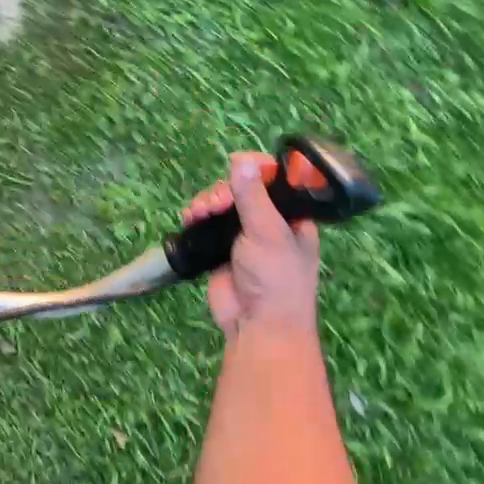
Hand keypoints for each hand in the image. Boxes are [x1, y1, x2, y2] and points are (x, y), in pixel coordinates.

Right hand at [181, 152, 319, 339]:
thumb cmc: (276, 278)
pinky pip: (206, 221)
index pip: (277, 180)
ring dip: (206, 203)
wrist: (257, 324)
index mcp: (293, 217)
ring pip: (221, 203)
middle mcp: (270, 222)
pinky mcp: (221, 246)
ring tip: (197, 214)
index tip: (238, 165)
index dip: (257, 168)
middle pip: (242, 188)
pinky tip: (190, 220)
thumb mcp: (268, 232)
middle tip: (215, 205)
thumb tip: (241, 159)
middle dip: (223, 190)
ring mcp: (244, 235)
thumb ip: (252, 195)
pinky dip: (196, 217)